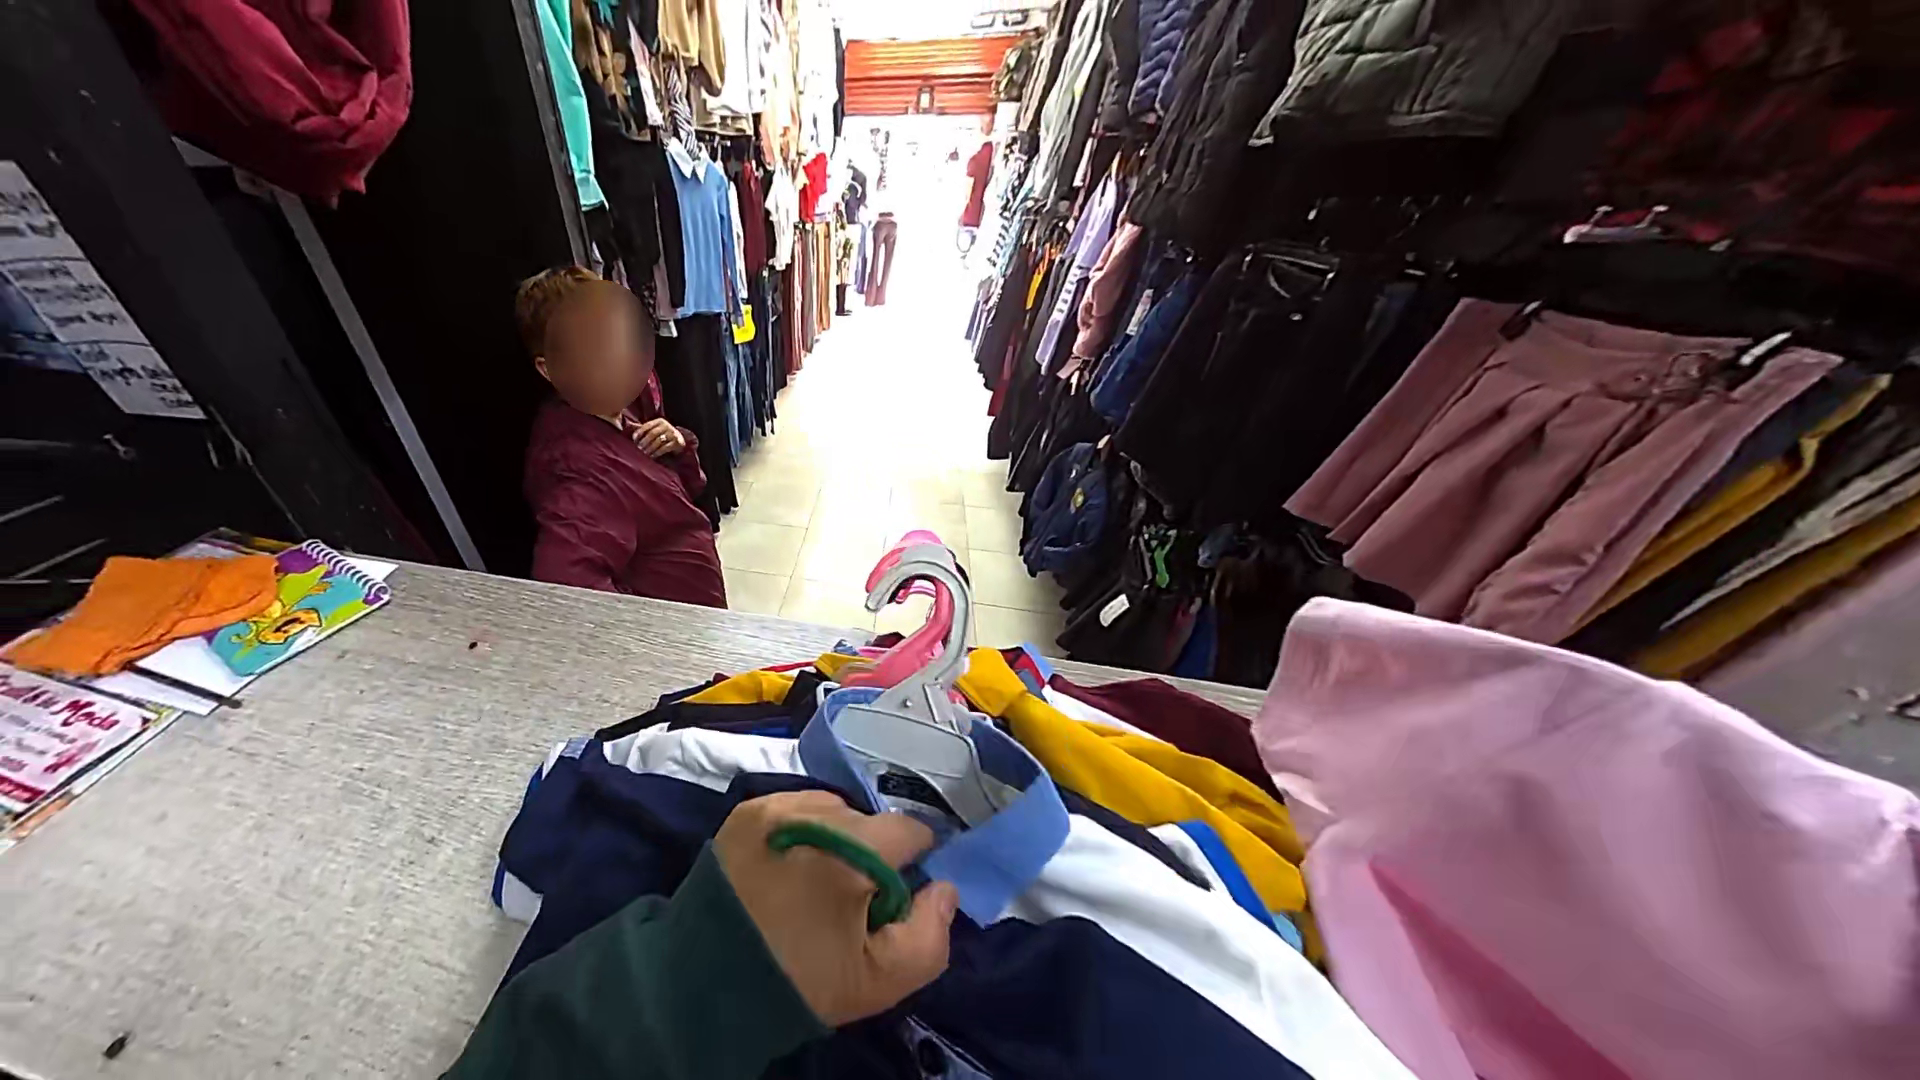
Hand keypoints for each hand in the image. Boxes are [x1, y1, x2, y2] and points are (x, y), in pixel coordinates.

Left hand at [630, 417, 684, 458]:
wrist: (680, 442)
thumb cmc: (663, 436)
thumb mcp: (655, 430)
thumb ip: (643, 429)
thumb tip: (626, 425)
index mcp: (660, 421)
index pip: (647, 426)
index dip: (639, 433)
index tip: (634, 440)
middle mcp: (667, 426)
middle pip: (652, 434)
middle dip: (644, 442)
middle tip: (638, 449)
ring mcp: (673, 434)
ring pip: (658, 441)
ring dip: (649, 448)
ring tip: (644, 453)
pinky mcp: (678, 443)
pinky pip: (665, 448)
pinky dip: (657, 453)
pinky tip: (652, 456)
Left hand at [712, 791, 959, 1026]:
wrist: (699, 986)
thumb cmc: (798, 981)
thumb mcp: (878, 981)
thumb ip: (929, 935)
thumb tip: (944, 888)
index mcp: (853, 848)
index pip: (909, 831)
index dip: (912, 861)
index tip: (894, 893)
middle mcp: (818, 812)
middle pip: (870, 822)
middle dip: (872, 853)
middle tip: (849, 898)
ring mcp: (778, 806)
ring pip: (835, 811)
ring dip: (838, 837)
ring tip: (814, 880)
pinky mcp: (749, 811)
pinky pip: (797, 808)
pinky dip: (804, 830)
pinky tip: (787, 865)